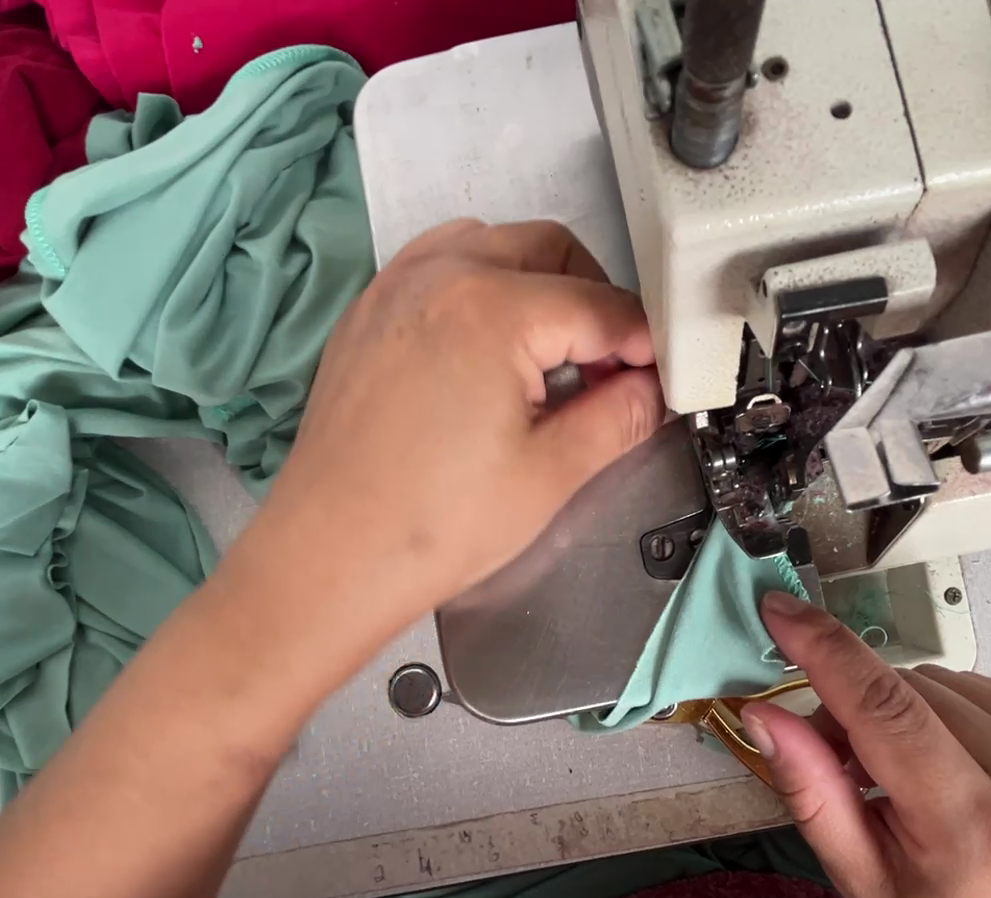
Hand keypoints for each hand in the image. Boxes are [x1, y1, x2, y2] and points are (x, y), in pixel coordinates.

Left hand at [256, 218, 663, 618]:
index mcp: (492, 309)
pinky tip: (489, 352)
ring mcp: (394, 288)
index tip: (661, 374)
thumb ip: (620, 416)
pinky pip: (440, 267)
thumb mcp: (552, 474)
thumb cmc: (438, 524)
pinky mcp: (368, 314)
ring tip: (549, 356)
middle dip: (595, 300)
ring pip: (493, 245)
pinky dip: (483, 288)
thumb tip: (652, 388)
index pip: (599, 304)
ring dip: (539, 284)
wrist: (330, 558)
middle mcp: (439, 275)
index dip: (643, 340)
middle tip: (608, 367)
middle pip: (550, 250)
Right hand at [739, 591, 990, 897]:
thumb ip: (810, 791)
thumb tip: (762, 712)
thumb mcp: (861, 878)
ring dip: (899, 706)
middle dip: (854, 703)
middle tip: (843, 758)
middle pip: (905, 689)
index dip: (827, 651)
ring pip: (938, 679)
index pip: (887, 711)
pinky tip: (951, 757)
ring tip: (902, 767)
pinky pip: (976, 685)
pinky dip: (943, 708)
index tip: (779, 609)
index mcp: (970, 828)